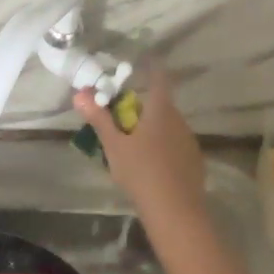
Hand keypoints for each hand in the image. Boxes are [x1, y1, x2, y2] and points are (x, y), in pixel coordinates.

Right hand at [74, 70, 209, 222]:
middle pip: (161, 105)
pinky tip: (152, 164)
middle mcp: (179, 120)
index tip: (141, 63)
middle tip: (122, 116)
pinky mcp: (194, 160)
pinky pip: (175, 145)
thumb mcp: (114, 145)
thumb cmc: (141, 171)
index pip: (159, 78)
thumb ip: (99, 118)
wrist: (175, 209)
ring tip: (134, 144)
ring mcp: (189, 141)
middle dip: (143, 107)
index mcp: (160, 111)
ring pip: (169, 126)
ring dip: (153, 128)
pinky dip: (163, 147)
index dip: (151, 68)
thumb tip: (80, 93)